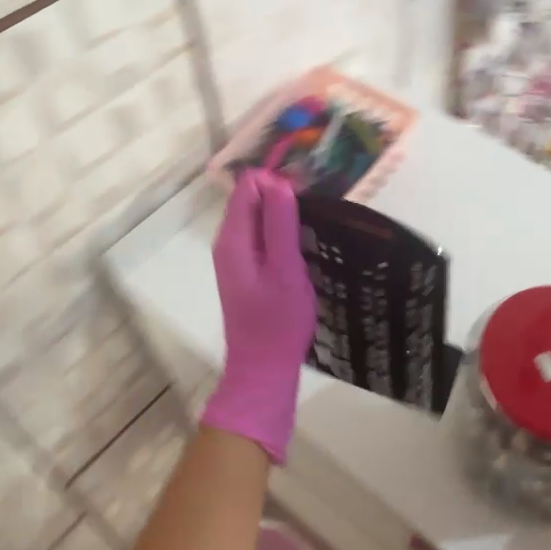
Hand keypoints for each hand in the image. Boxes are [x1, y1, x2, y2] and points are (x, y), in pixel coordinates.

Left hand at [200, 171, 314, 463]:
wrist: (264, 368)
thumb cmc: (277, 320)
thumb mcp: (285, 268)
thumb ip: (281, 223)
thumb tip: (279, 181)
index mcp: (234, 237)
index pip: (249, 184)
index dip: (279, 181)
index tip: (310, 194)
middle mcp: (230, 241)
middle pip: (254, 198)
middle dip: (284, 196)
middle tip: (320, 210)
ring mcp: (238, 257)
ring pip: (261, 218)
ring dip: (287, 216)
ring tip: (319, 224)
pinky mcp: (249, 271)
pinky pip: (265, 238)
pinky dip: (284, 235)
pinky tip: (307, 245)